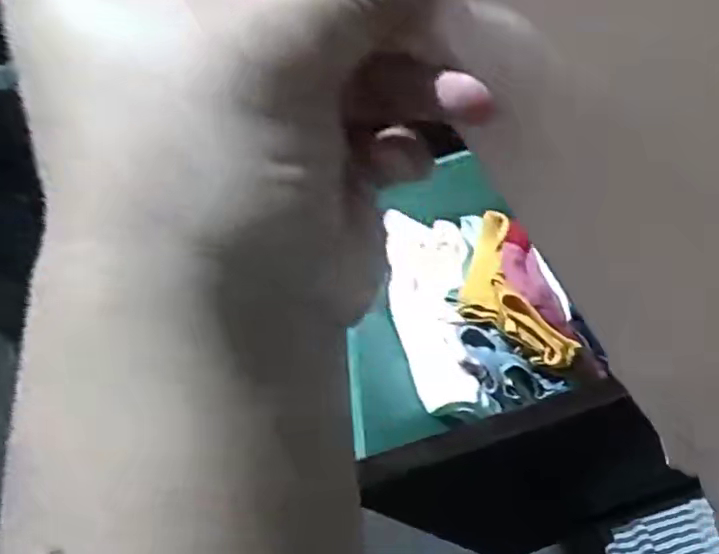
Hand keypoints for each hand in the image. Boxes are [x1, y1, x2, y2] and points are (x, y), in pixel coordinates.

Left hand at [9, 0, 493, 325]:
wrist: (235, 304)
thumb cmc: (203, 158)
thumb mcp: (256, 53)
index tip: (407, 1)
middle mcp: (195, 33)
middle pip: (317, 7)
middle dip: (393, 23)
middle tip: (454, 39)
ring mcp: (266, 101)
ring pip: (363, 66)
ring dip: (419, 86)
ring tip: (468, 105)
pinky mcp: (325, 159)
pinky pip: (381, 128)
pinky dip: (405, 141)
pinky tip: (406, 161)